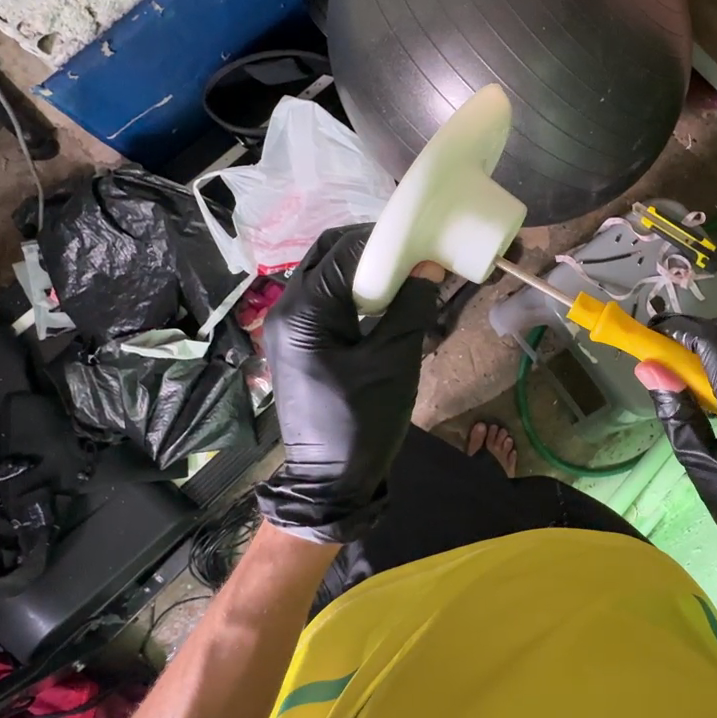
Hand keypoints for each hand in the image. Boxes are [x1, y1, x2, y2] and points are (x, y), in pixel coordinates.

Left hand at [255, 225, 439, 542]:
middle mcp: (287, 310)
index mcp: (304, 311)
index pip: (344, 251)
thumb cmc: (361, 420)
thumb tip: (429, 266)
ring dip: (363, 268)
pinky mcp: (299, 344)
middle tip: (412, 251)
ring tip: (404, 274)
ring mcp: (288, 328)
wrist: (331, 479)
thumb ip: (410, 307)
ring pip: (325, 275)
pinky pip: (325, 300)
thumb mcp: (393, 361)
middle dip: (370, 246)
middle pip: (327, 254)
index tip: (421, 237)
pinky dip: (354, 291)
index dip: (384, 238)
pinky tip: (384, 302)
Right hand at [636, 315, 716, 615]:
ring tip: (684, 368)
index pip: (714, 342)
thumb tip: (649, 368)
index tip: (650, 332)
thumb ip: (677, 414)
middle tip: (664, 348)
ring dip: (716, 344)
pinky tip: (715, 388)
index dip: (680, 329)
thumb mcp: (703, 468)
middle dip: (697, 330)